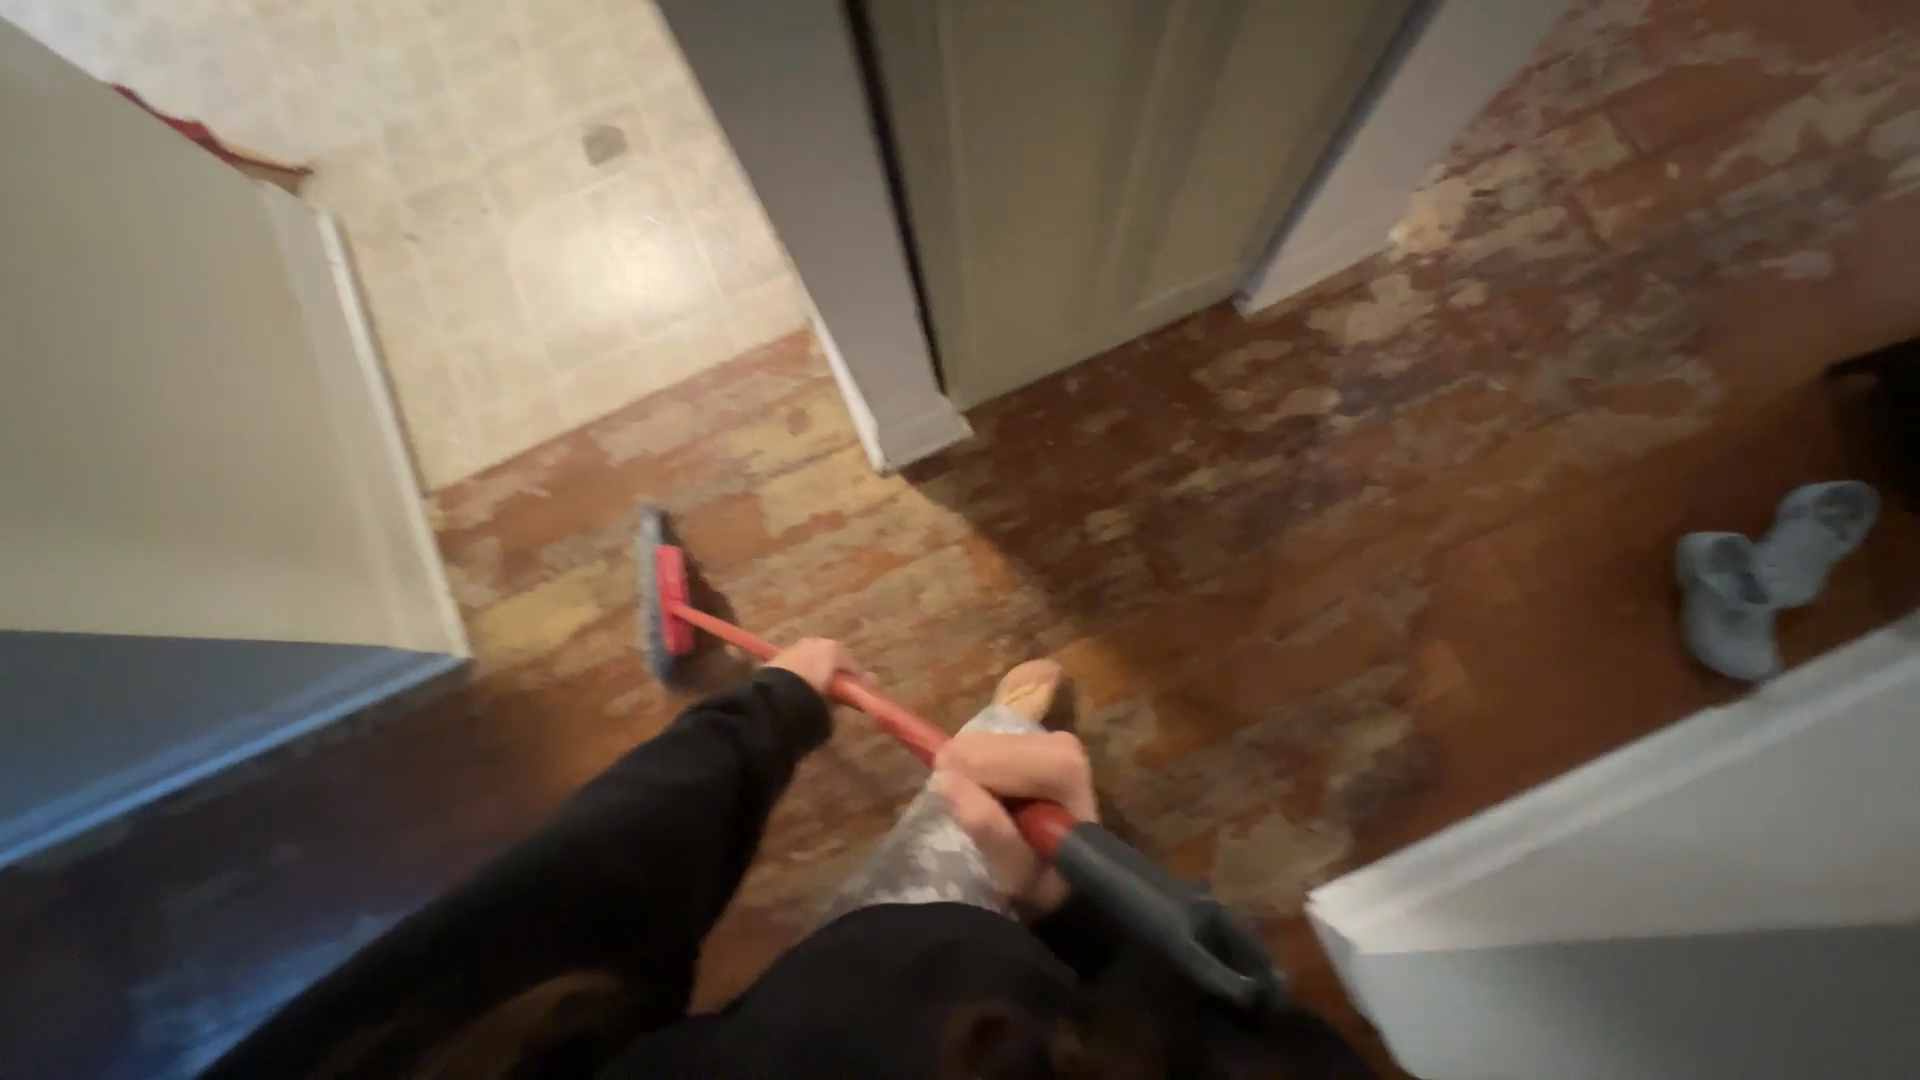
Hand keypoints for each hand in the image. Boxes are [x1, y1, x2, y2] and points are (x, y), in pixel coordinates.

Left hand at [765, 637, 868, 695]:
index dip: (855, 681)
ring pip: (812, 659)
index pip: (852, 665)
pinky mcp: (778, 657)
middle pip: (831, 657)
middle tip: (835, 693)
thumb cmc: (812, 698)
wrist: (774, 700)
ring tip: (815, 692)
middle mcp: (815, 642)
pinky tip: (798, 689)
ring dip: (816, 671)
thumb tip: (871, 682)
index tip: (855, 696)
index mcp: (834, 649)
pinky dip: (800, 673)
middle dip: (834, 672)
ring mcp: (795, 647)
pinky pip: (796, 664)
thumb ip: (853, 691)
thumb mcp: (835, 700)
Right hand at [931, 732, 1097, 918]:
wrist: (1069, 874)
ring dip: (969, 778)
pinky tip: (995, 796)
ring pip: (973, 742)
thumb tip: (945, 781)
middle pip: (977, 745)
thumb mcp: (1016, 870)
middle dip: (966, 780)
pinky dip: (975, 772)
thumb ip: (987, 827)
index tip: (962, 817)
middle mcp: (1059, 742)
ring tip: (990, 809)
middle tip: (977, 817)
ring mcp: (1046, 737)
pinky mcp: (1033, 738)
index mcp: (1062, 767)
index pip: (985, 757)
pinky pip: (980, 744)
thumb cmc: (1046, 878)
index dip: (962, 782)